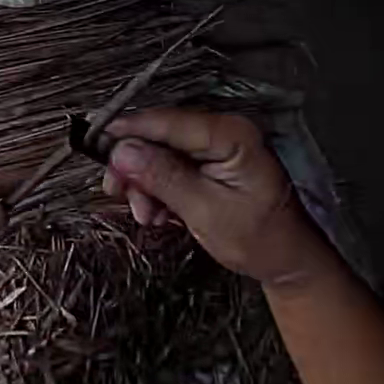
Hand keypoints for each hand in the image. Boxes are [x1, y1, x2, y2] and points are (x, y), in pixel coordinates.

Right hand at [101, 109, 329, 288]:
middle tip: (116, 192)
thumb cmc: (258, 239)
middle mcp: (221, 130)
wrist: (286, 262)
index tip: (96, 140)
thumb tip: (122, 151)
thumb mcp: (205, 211)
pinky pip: (169, 165)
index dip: (130, 129)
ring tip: (145, 215)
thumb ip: (163, 177)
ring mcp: (214, 146)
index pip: (169, 121)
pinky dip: (157, 188)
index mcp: (231, 134)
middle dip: (135, 164)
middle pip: (160, 135)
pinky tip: (157, 212)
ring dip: (144, 182)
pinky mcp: (208, 161)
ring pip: (160, 152)